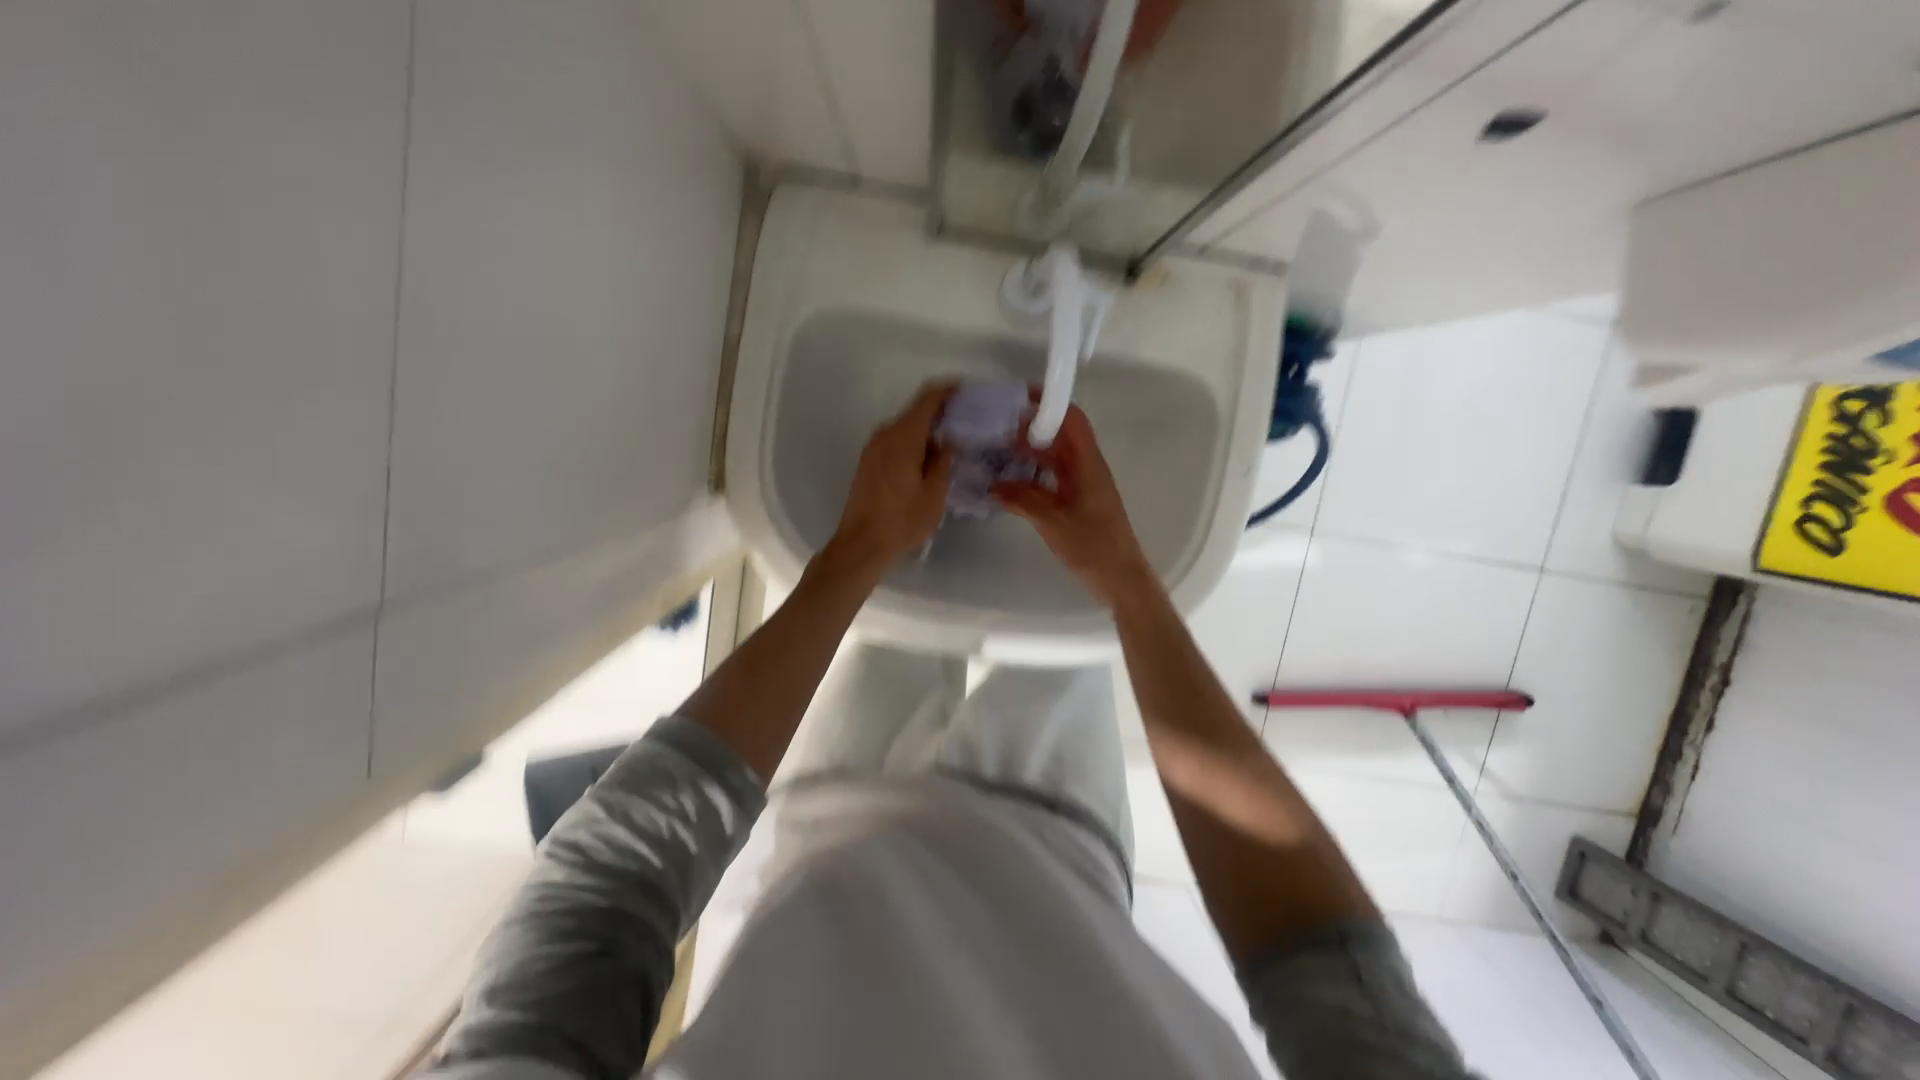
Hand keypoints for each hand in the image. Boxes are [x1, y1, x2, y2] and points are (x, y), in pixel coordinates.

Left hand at [828, 382, 955, 572]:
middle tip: (964, 424)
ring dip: (926, 432)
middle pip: (915, 413)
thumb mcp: (935, 493)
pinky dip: (913, 444)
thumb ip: (943, 460)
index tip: (965, 390)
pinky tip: (927, 462)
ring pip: (905, 429)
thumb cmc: (903, 519)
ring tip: (949, 447)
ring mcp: (873, 448)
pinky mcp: (868, 462)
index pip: (927, 399)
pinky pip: (895, 443)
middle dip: (939, 414)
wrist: (862, 543)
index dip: (947, 390)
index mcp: (904, 436)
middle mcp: (885, 434)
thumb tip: (947, 441)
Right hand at [993, 403, 1154, 605]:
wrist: (1120, 579)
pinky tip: (1010, 481)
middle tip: (994, 427)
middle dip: (1030, 427)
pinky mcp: (1078, 501)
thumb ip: (1022, 499)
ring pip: (1055, 457)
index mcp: (1087, 464)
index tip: (1016, 399)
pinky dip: (1033, 473)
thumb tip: (993, 485)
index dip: (1047, 403)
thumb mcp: (1052, 521)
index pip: (1071, 418)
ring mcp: (1083, 485)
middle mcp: (1087, 468)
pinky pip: (1053, 477)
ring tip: (996, 450)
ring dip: (1029, 451)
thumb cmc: (1093, 547)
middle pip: (1059, 435)